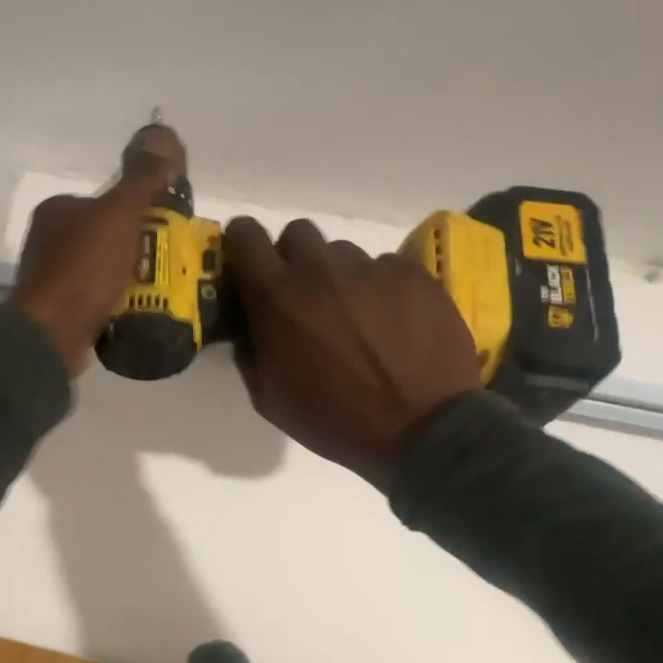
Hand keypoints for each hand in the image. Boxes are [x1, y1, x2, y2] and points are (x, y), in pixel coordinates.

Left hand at [11, 128, 181, 375]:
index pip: (105, 202)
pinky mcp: (59, 311)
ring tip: (158, 288)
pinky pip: (97, 300)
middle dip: (138, 249)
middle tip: (167, 262)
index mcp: (56, 210)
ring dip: (130, 279)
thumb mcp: (119, 214)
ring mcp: (52, 278)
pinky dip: (116, 303)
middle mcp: (48, 241)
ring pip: (103, 271)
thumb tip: (161, 137)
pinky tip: (135, 309)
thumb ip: (141, 179)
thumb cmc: (84, 267)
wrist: (52, 333)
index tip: (165, 229)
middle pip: (107, 238)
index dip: (138, 212)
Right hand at [226, 217, 481, 486]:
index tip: (248, 258)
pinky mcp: (413, 274)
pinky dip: (382, 288)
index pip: (246, 236)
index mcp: (277, 298)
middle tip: (305, 294)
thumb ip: (251, 349)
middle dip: (293, 257)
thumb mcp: (268, 397)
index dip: (242, 240)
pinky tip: (393, 323)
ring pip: (343, 253)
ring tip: (356, 316)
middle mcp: (320, 270)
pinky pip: (386, 267)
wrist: (420, 429)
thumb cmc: (333, 420)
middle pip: (297, 233)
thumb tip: (251, 323)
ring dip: (340, 277)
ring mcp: (371, 268)